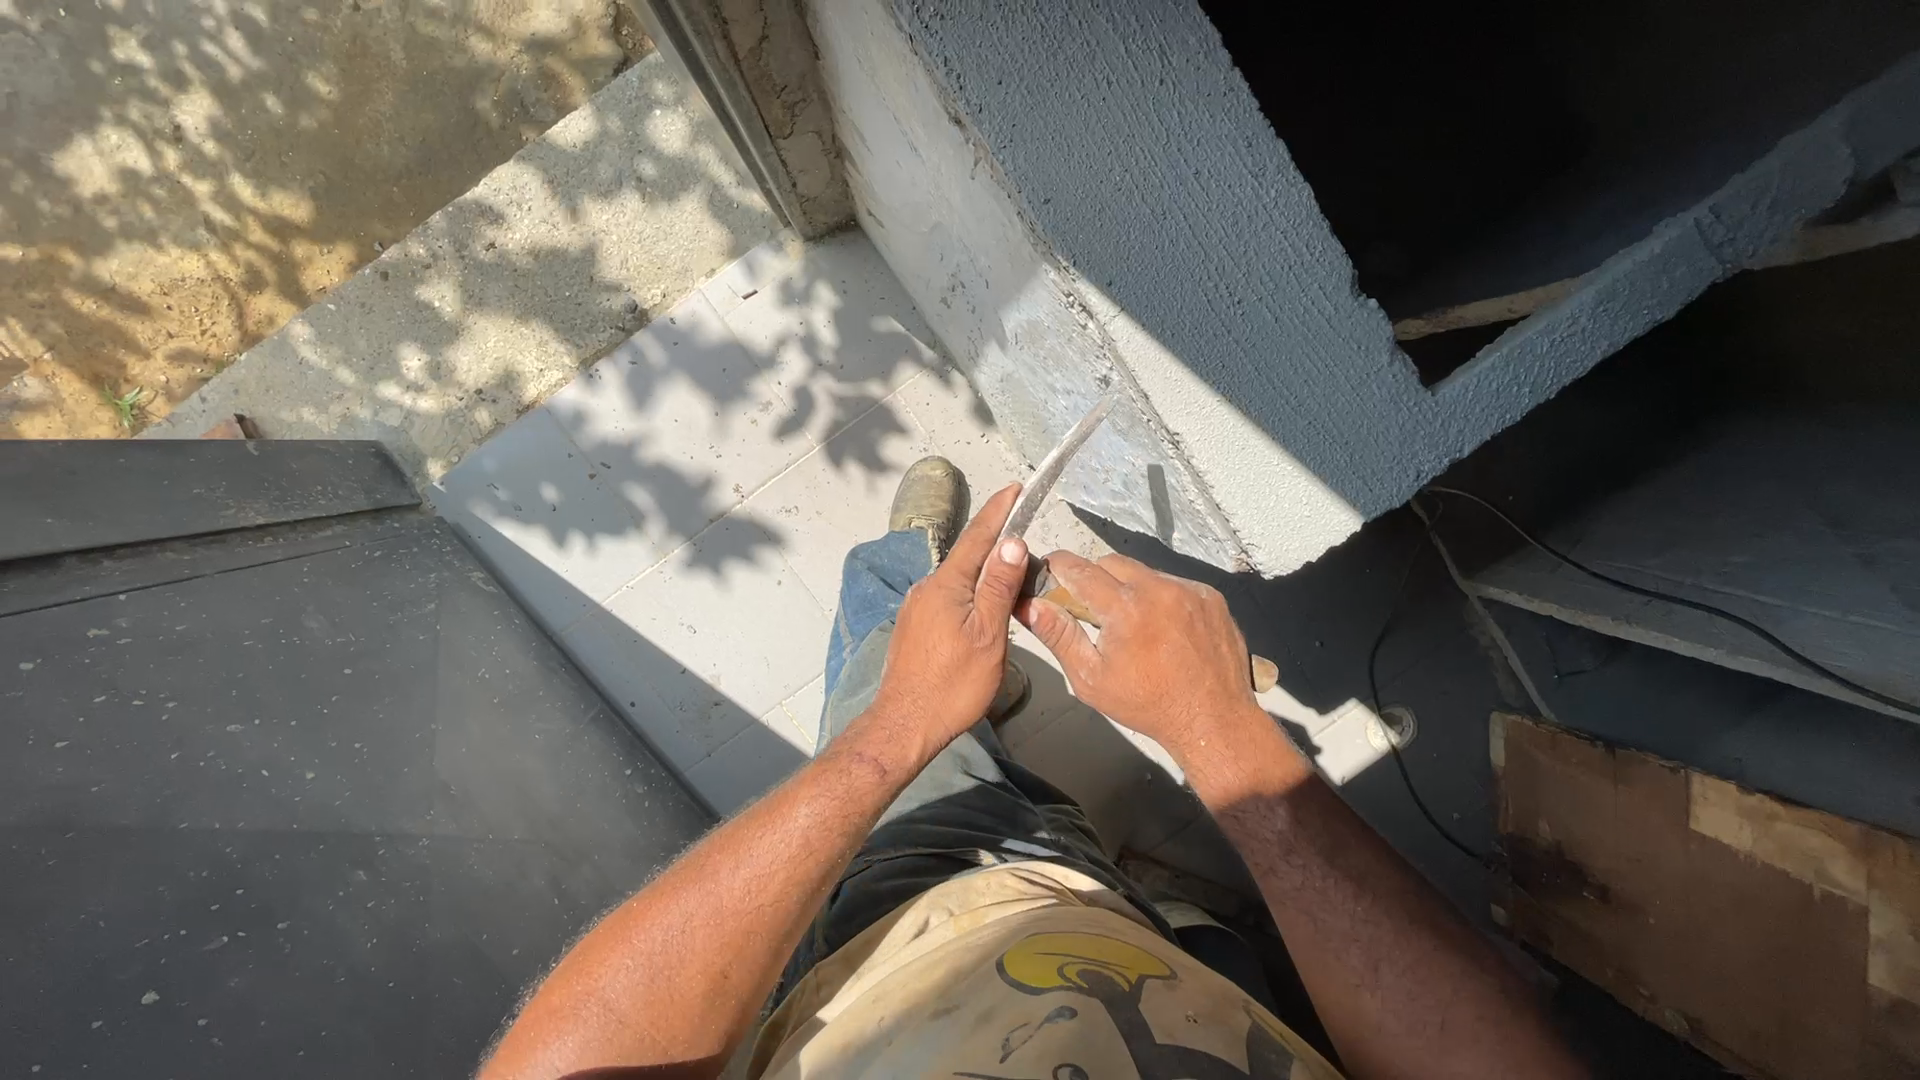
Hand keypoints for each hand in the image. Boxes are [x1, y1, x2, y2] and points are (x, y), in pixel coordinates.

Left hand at [864, 484, 1029, 755]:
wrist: (905, 725)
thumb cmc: (952, 684)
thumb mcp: (987, 635)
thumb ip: (998, 587)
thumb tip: (1012, 541)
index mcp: (946, 585)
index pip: (978, 537)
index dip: (998, 511)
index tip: (1015, 487)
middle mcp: (926, 588)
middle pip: (968, 557)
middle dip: (996, 543)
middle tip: (1026, 533)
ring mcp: (917, 608)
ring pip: (958, 580)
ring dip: (984, 572)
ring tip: (1013, 575)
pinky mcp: (914, 628)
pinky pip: (948, 599)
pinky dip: (970, 594)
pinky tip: (983, 609)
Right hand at [1016, 551, 1261, 759]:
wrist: (1213, 719)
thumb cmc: (1146, 704)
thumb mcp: (1091, 678)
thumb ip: (1059, 635)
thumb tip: (1030, 604)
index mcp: (1125, 608)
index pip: (1079, 569)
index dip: (1058, 565)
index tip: (1048, 568)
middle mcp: (1158, 589)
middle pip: (1111, 563)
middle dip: (1095, 577)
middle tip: (1091, 606)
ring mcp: (1188, 589)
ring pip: (1144, 572)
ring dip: (1130, 587)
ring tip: (1132, 621)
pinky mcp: (1210, 596)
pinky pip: (1174, 583)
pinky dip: (1161, 596)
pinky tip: (1163, 626)